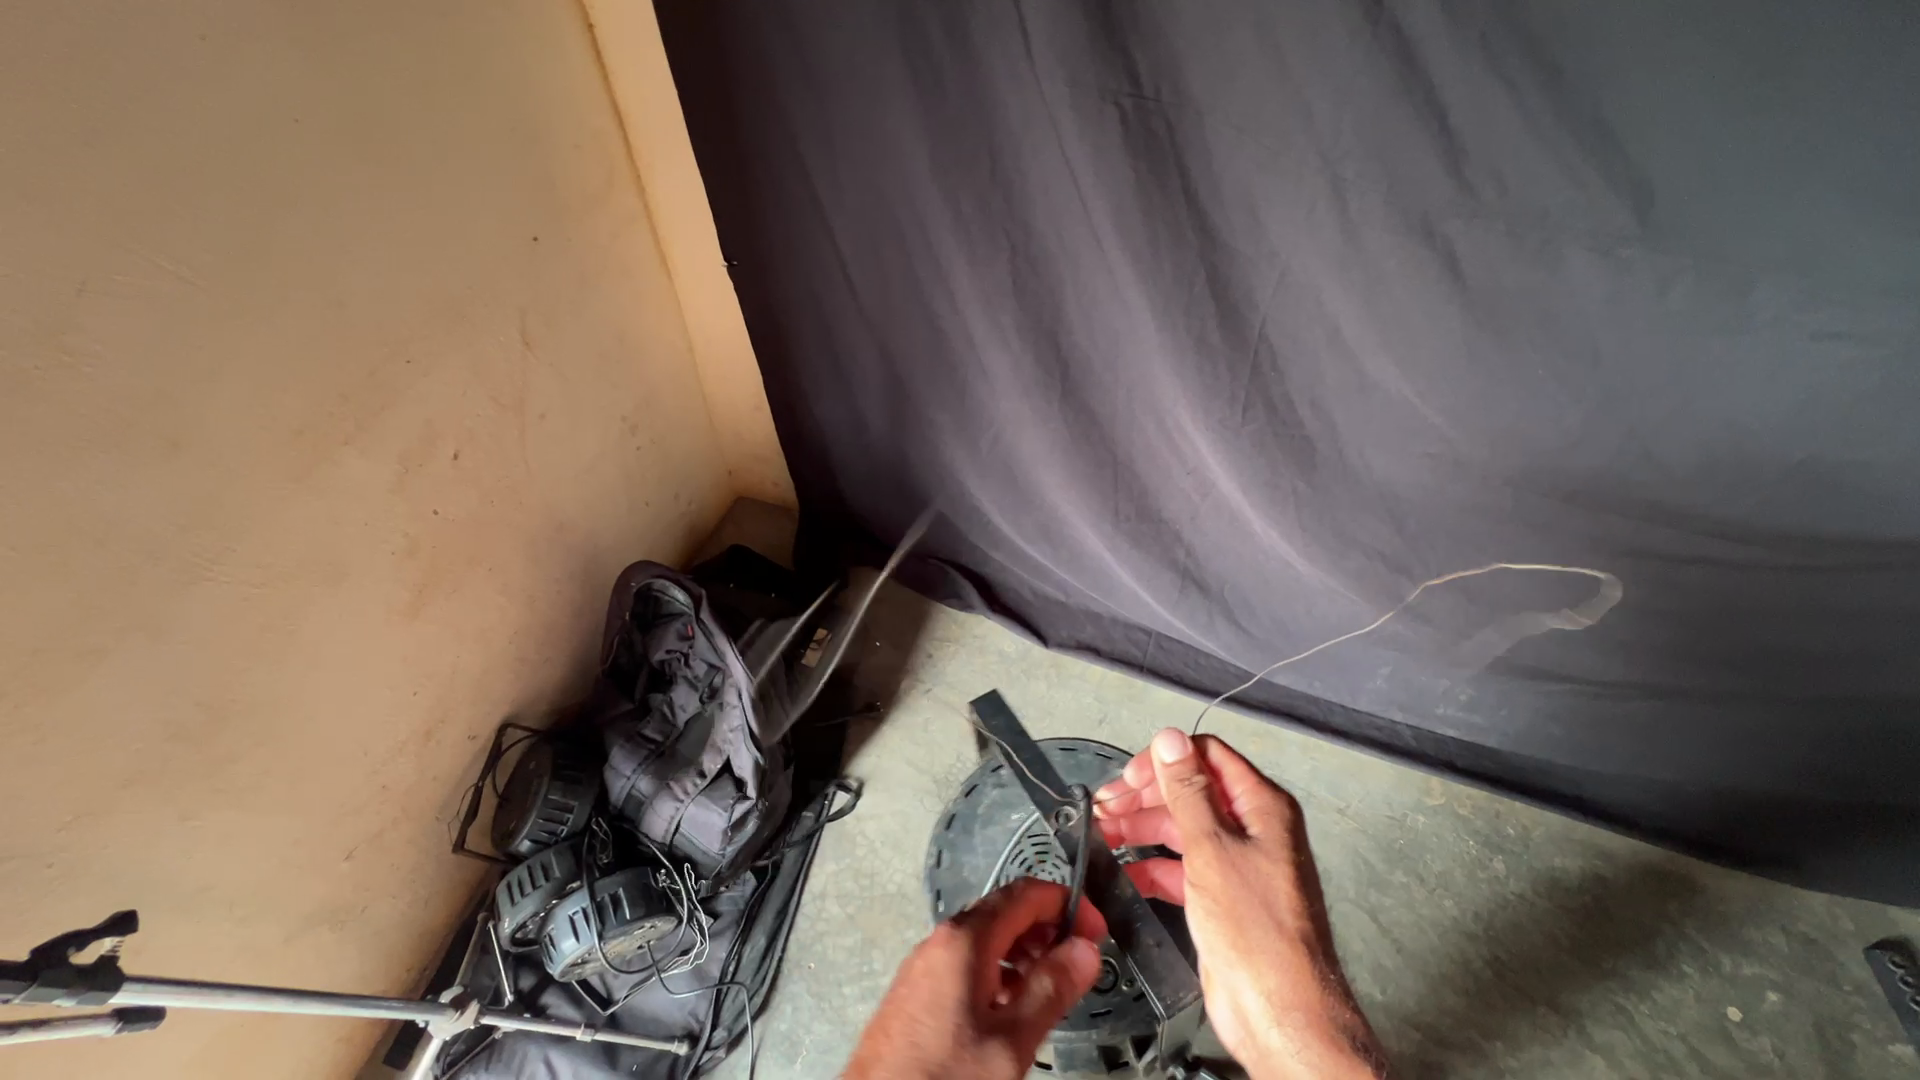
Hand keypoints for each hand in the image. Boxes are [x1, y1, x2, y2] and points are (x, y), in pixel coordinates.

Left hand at [843, 878, 1107, 1079]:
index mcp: (965, 938)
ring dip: (1024, 952)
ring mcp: (926, 963)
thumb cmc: (946, 1077)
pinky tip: (1012, 1009)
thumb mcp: (1010, 1042)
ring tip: (1052, 989)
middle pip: (1005, 911)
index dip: (1067, 905)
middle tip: (1079, 963)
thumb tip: (1087, 949)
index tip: (1098, 933)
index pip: (1025, 893)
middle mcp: (942, 938)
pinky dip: (999, 972)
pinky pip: (967, 963)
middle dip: (1047, 928)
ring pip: (986, 939)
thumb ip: (1051, 990)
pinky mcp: (917, 990)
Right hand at [1094, 728, 1385, 1079]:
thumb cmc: (1255, 930)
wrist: (1278, 1014)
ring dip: (1142, 829)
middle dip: (1145, 796)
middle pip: (1190, 792)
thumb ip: (1187, 792)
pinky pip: (1181, 867)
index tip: (1128, 779)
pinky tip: (1126, 873)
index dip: (1165, 761)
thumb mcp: (1212, 849)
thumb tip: (1169, 739)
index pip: (1207, 756)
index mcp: (1261, 806)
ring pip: (1181, 829)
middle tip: (1105, 806)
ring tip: (1103, 834)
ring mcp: (1236, 864)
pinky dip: (1153, 866)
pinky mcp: (1221, 897)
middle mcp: (1252, 829)